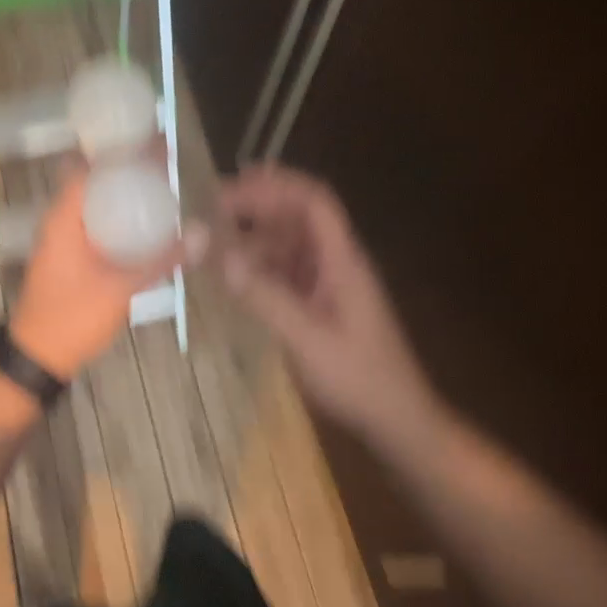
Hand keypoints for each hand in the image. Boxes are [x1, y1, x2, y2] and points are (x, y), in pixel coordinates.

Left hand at [8, 158, 191, 377]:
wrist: (34, 359)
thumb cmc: (71, 318)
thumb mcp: (119, 289)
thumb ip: (160, 261)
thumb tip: (201, 236)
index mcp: (63, 219)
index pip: (89, 168)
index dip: (121, 152)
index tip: (153, 141)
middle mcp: (59, 223)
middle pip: (93, 184)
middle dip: (127, 172)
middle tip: (166, 164)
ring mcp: (62, 243)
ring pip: (94, 208)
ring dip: (122, 197)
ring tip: (162, 189)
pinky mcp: (68, 262)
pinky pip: (95, 229)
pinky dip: (117, 222)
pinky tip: (145, 229)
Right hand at [212, 165, 439, 441]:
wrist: (397, 420)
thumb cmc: (359, 379)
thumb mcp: (308, 341)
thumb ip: (266, 299)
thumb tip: (223, 259)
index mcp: (343, 262)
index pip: (314, 203)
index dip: (274, 187)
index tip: (230, 190)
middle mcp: (336, 264)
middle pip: (297, 218)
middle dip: (256, 207)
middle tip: (209, 212)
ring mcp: (328, 284)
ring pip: (287, 245)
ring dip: (253, 238)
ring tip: (211, 244)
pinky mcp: (320, 305)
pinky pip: (285, 272)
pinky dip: (257, 268)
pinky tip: (232, 277)